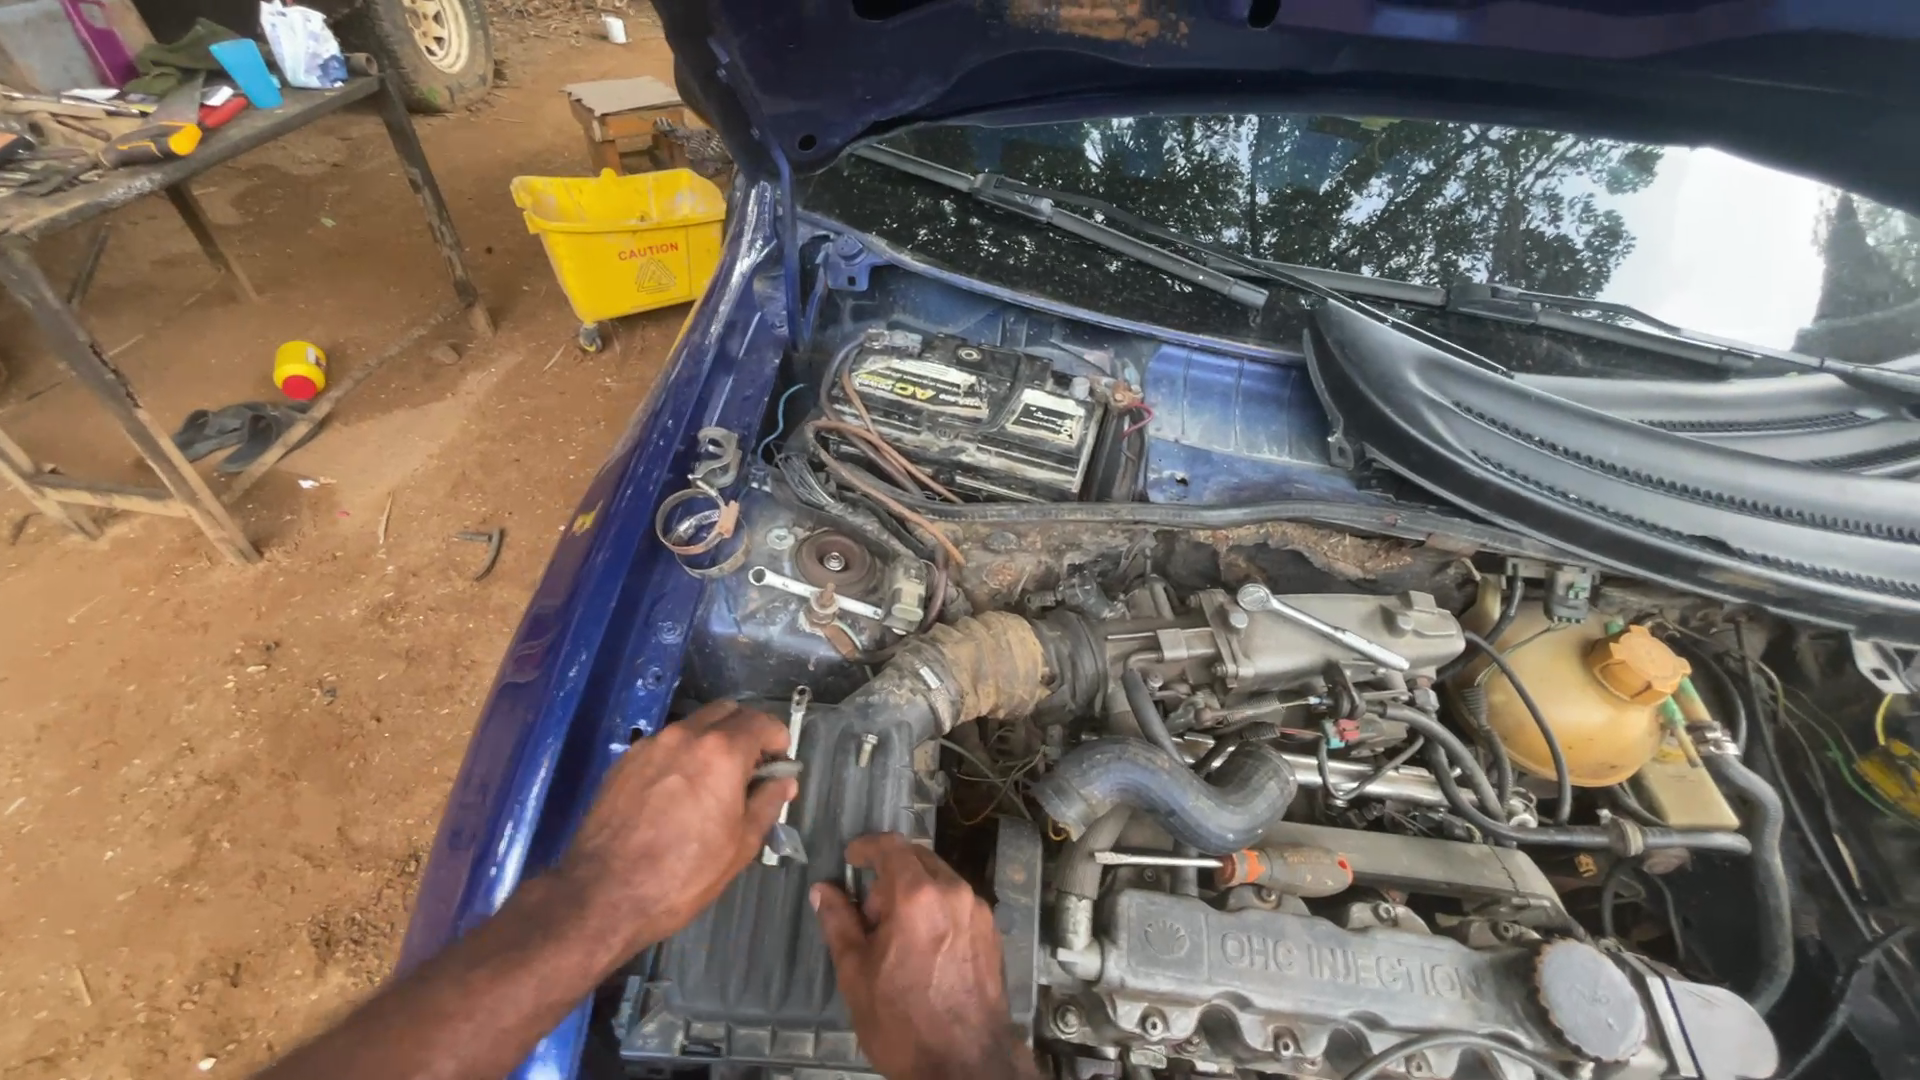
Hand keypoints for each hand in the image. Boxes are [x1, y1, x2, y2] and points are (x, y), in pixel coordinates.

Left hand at [554, 700, 796, 957]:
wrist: (602, 896)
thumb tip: (783, 781)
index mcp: (722, 752)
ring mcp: (651, 745)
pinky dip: (681, 754)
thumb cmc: (683, 875)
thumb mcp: (741, 844)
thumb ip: (768, 802)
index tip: (779, 762)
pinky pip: (665, 743)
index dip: (778, 739)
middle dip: (746, 731)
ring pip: (694, 725)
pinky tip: (677, 791)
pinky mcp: (624, 761)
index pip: (762, 721)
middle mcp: (687, 735)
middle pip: (728, 711)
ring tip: (712, 780)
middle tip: (750, 766)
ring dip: (712, 740)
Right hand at [811, 833, 1032, 1079]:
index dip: (867, 846)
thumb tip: (823, 889)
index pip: (891, 846)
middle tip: (870, 912)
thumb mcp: (856, 974)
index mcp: (917, 894)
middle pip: (917, 858)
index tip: (851, 857)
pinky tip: (925, 945)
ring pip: (940, 878)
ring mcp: (977, 908)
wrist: (967, 1064)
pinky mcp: (991, 929)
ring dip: (914, 890)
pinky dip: (937, 906)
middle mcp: (952, 890)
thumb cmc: (903, 1021)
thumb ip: (839, 922)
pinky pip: (958, 900)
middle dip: (889, 873)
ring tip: (897, 934)